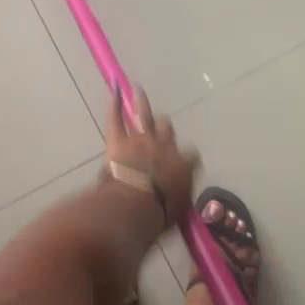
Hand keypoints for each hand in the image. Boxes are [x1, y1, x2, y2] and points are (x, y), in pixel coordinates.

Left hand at [105, 88, 200, 226]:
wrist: (135, 206)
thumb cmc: (160, 216)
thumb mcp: (179, 213)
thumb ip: (179, 201)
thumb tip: (176, 204)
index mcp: (183, 166)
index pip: (191, 156)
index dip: (188, 156)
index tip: (187, 159)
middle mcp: (164, 147)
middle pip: (166, 129)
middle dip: (163, 126)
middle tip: (161, 122)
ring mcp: (141, 139)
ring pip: (143, 114)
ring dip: (141, 101)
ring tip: (138, 89)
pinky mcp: (119, 139)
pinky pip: (116, 118)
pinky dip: (114, 104)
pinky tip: (113, 91)